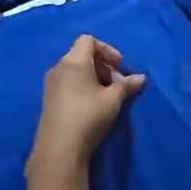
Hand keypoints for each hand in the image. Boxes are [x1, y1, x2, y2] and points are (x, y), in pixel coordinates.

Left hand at [28, 35, 145, 176]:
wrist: (60, 149)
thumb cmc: (89, 115)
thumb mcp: (113, 99)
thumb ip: (127, 85)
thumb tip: (141, 78)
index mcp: (73, 61)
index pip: (88, 40)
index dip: (107, 50)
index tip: (120, 66)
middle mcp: (59, 68)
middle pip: (83, 56)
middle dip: (104, 66)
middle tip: (118, 85)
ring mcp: (51, 85)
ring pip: (76, 71)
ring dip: (95, 78)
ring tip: (108, 97)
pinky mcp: (49, 100)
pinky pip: (69, 84)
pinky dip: (83, 87)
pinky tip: (93, 107)